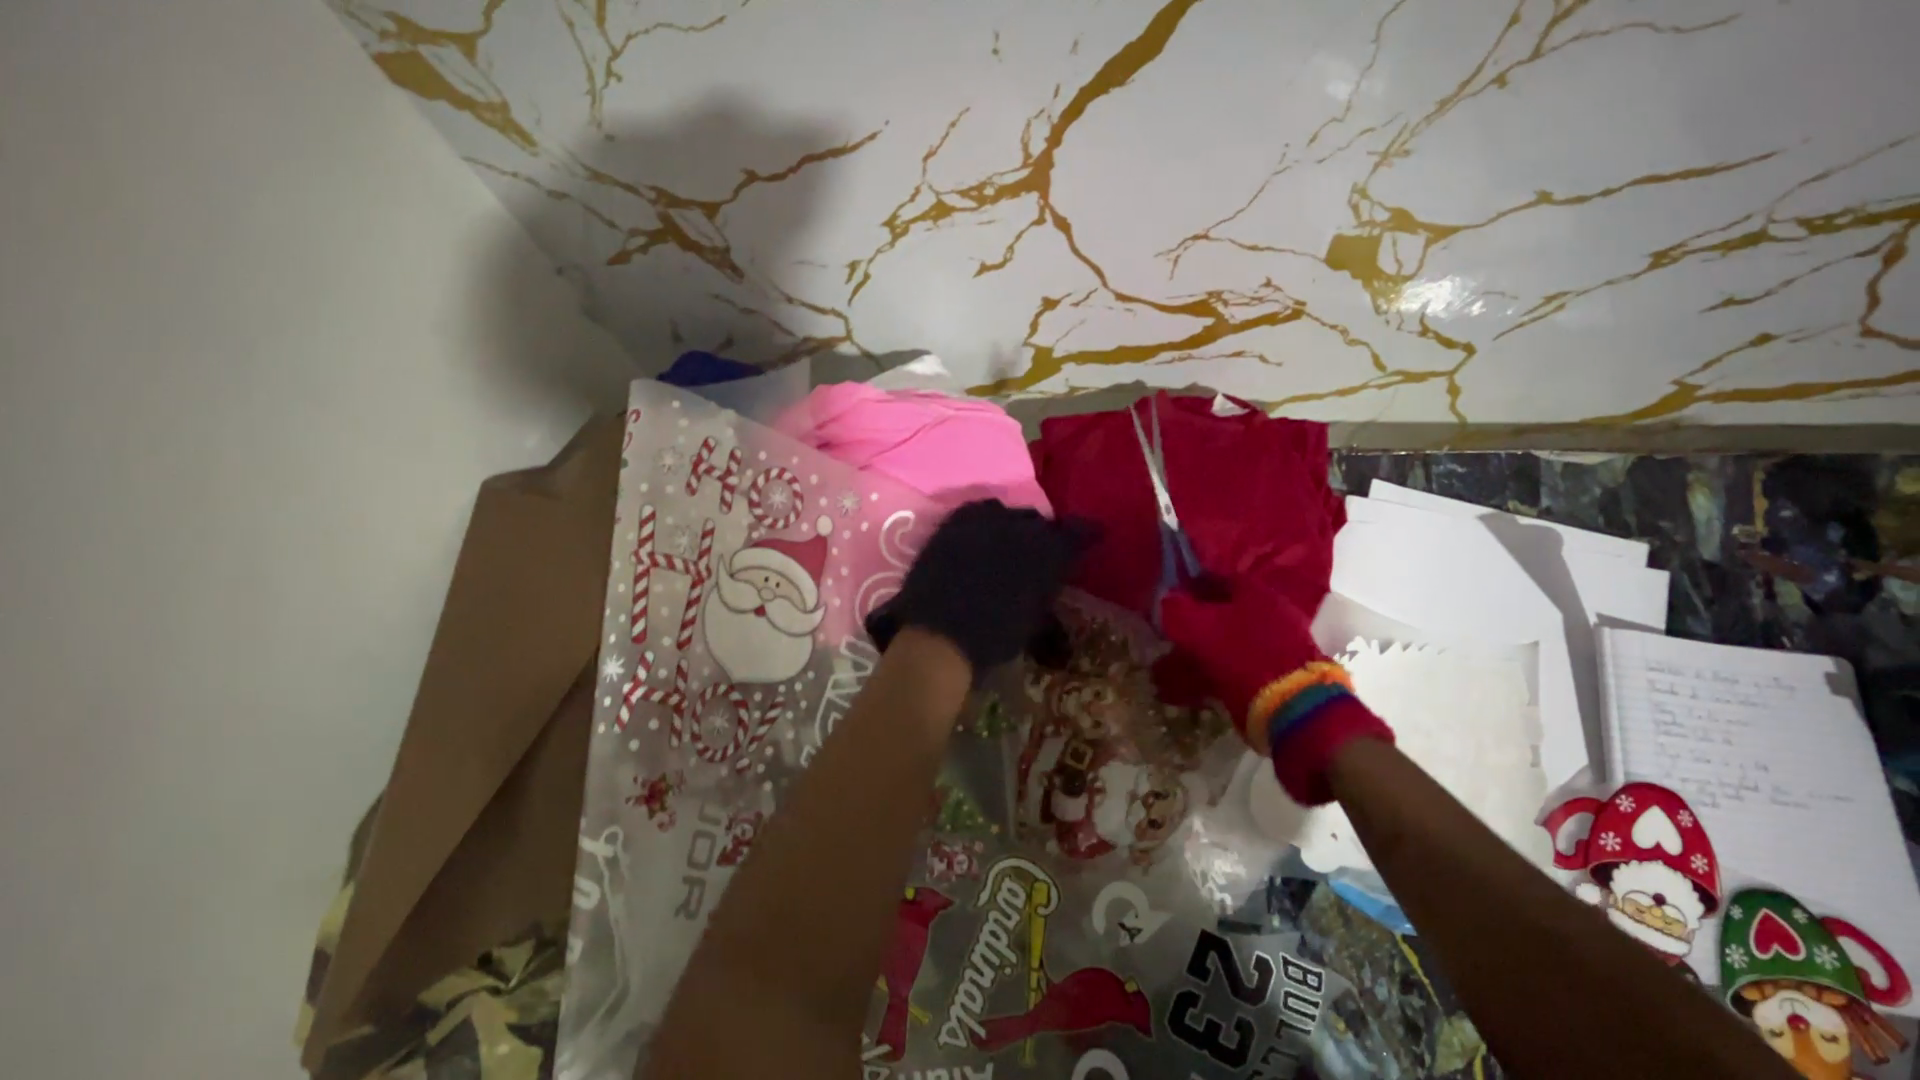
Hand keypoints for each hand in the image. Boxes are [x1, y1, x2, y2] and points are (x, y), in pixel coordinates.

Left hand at [865, 500, 1081, 675]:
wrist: (940, 636)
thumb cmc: (995, 638)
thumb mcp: (1034, 629)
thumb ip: (1051, 619)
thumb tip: (1062, 642)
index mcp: (1051, 552)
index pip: (1080, 531)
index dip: (1088, 534)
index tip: (1093, 537)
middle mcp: (1021, 527)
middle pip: (1040, 522)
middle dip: (1044, 536)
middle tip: (1040, 554)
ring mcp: (984, 521)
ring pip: (1007, 513)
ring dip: (1011, 527)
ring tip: (1007, 545)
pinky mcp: (952, 524)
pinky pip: (974, 514)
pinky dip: (981, 524)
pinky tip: (977, 538)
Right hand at [1154, 578, 1321, 737]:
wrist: (1289, 702)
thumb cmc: (1241, 652)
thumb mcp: (1198, 627)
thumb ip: (1176, 610)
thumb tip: (1164, 600)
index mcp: (1252, 591)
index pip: (1215, 579)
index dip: (1189, 587)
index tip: (1167, 599)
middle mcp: (1266, 613)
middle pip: (1220, 614)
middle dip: (1190, 627)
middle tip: (1165, 638)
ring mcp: (1272, 646)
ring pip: (1224, 645)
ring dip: (1194, 658)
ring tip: (1162, 674)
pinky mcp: (1272, 675)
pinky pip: (1231, 670)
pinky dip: (1206, 678)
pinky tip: (1181, 691)